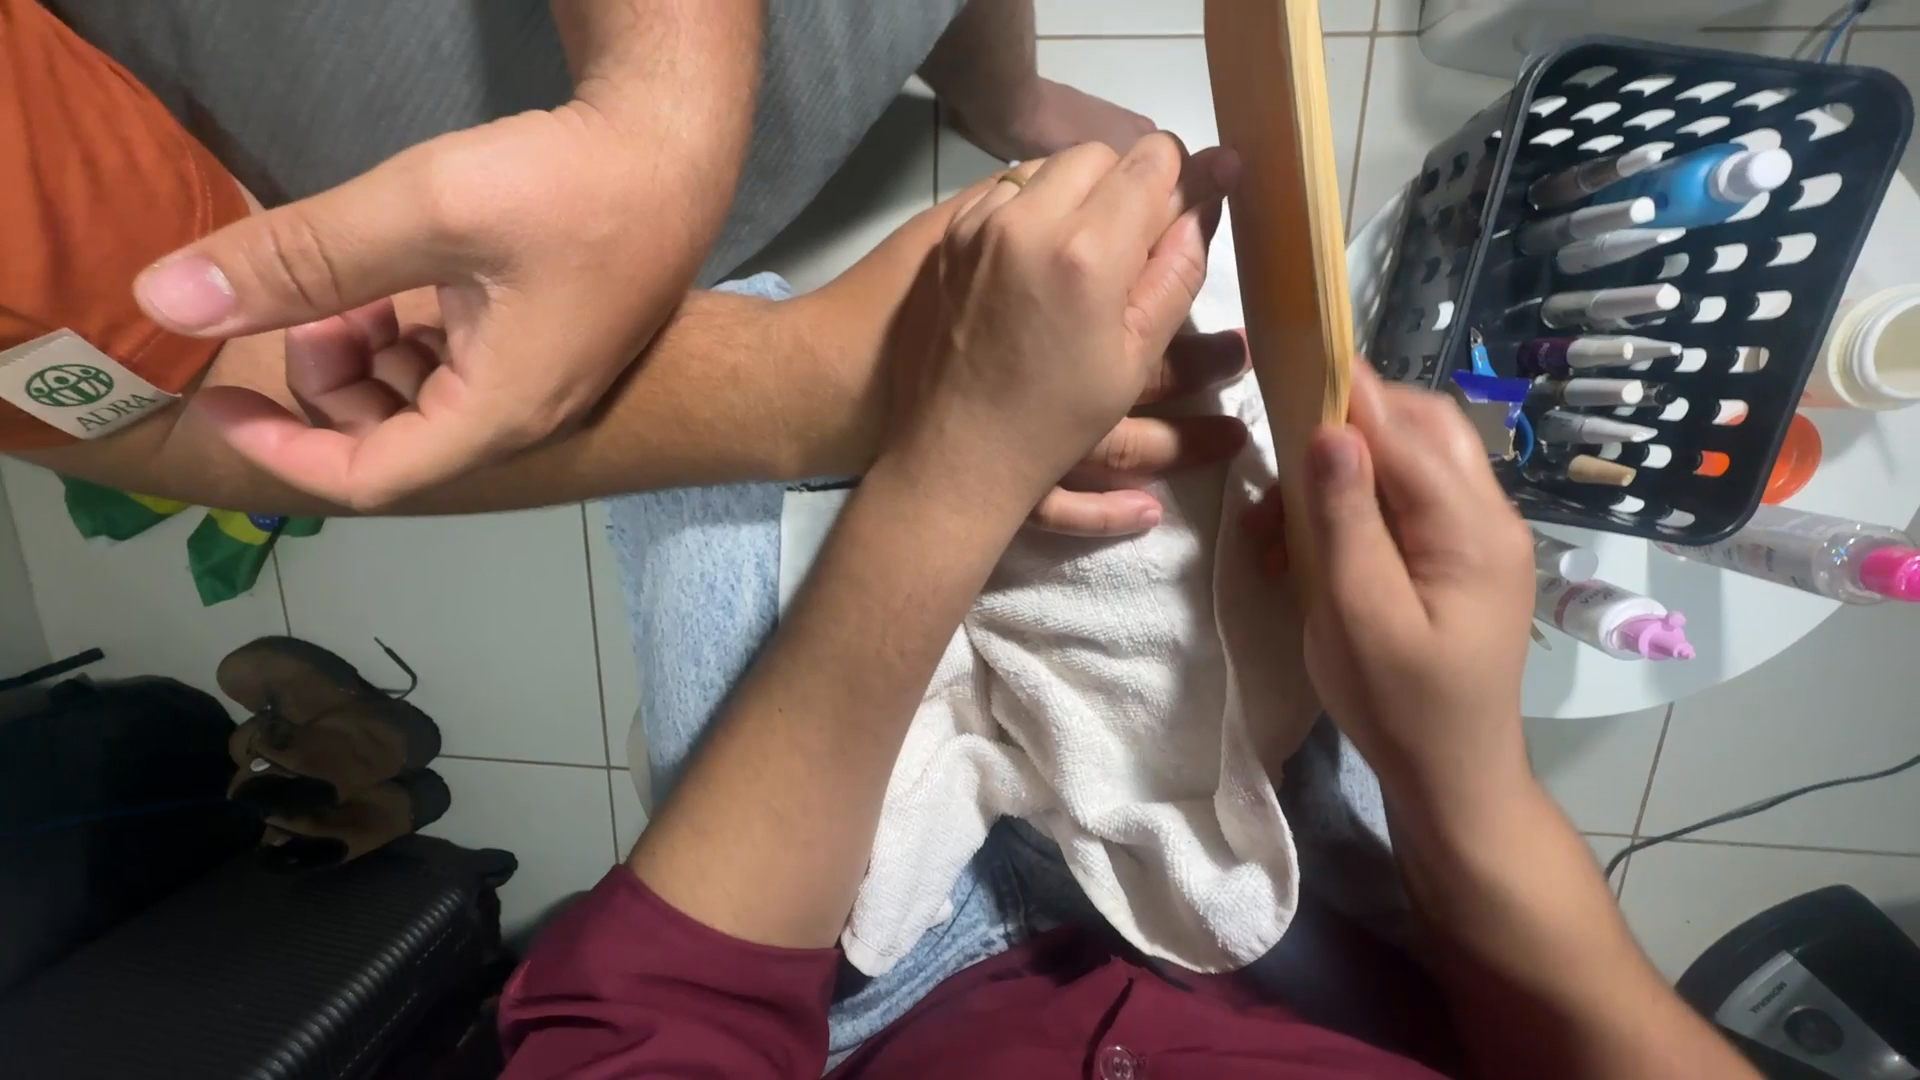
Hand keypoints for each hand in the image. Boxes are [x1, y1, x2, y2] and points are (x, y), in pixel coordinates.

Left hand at [137, 102, 727, 511]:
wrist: (673, 167)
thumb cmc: (571, 196)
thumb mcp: (430, 213)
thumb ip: (303, 260)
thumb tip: (161, 303)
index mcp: (501, 410)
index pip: (372, 476)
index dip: (279, 450)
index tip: (219, 389)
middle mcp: (527, 415)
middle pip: (397, 442)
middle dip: (331, 380)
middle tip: (318, 293)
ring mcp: (547, 386)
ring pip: (430, 406)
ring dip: (373, 354)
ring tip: (368, 276)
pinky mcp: (555, 352)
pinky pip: (467, 374)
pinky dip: (420, 339)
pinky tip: (422, 278)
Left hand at [888, 135, 1237, 514]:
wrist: (958, 449)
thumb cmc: (1056, 420)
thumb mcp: (1136, 357)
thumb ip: (1178, 271)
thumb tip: (1209, 194)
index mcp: (1088, 252)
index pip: (1154, 161)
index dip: (1179, 180)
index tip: (1185, 209)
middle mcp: (1029, 220)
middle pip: (1101, 154)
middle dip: (1125, 186)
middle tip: (1129, 247)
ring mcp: (981, 224)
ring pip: (1050, 167)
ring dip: (1076, 195)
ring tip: (1078, 258)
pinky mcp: (951, 237)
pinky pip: (1005, 191)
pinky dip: (1030, 209)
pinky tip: (1034, 261)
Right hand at [1244, 360, 1534, 804]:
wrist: (1449, 771)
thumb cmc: (1398, 701)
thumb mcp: (1359, 613)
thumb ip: (1347, 519)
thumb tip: (1330, 432)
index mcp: (1471, 529)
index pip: (1407, 432)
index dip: (1350, 392)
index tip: (1296, 355)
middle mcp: (1486, 518)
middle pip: (1422, 430)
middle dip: (1349, 425)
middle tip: (1283, 450)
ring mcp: (1475, 537)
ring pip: (1412, 462)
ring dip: (1344, 470)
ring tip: (1280, 519)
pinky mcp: (1456, 556)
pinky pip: (1406, 502)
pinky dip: (1354, 505)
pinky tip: (1310, 543)